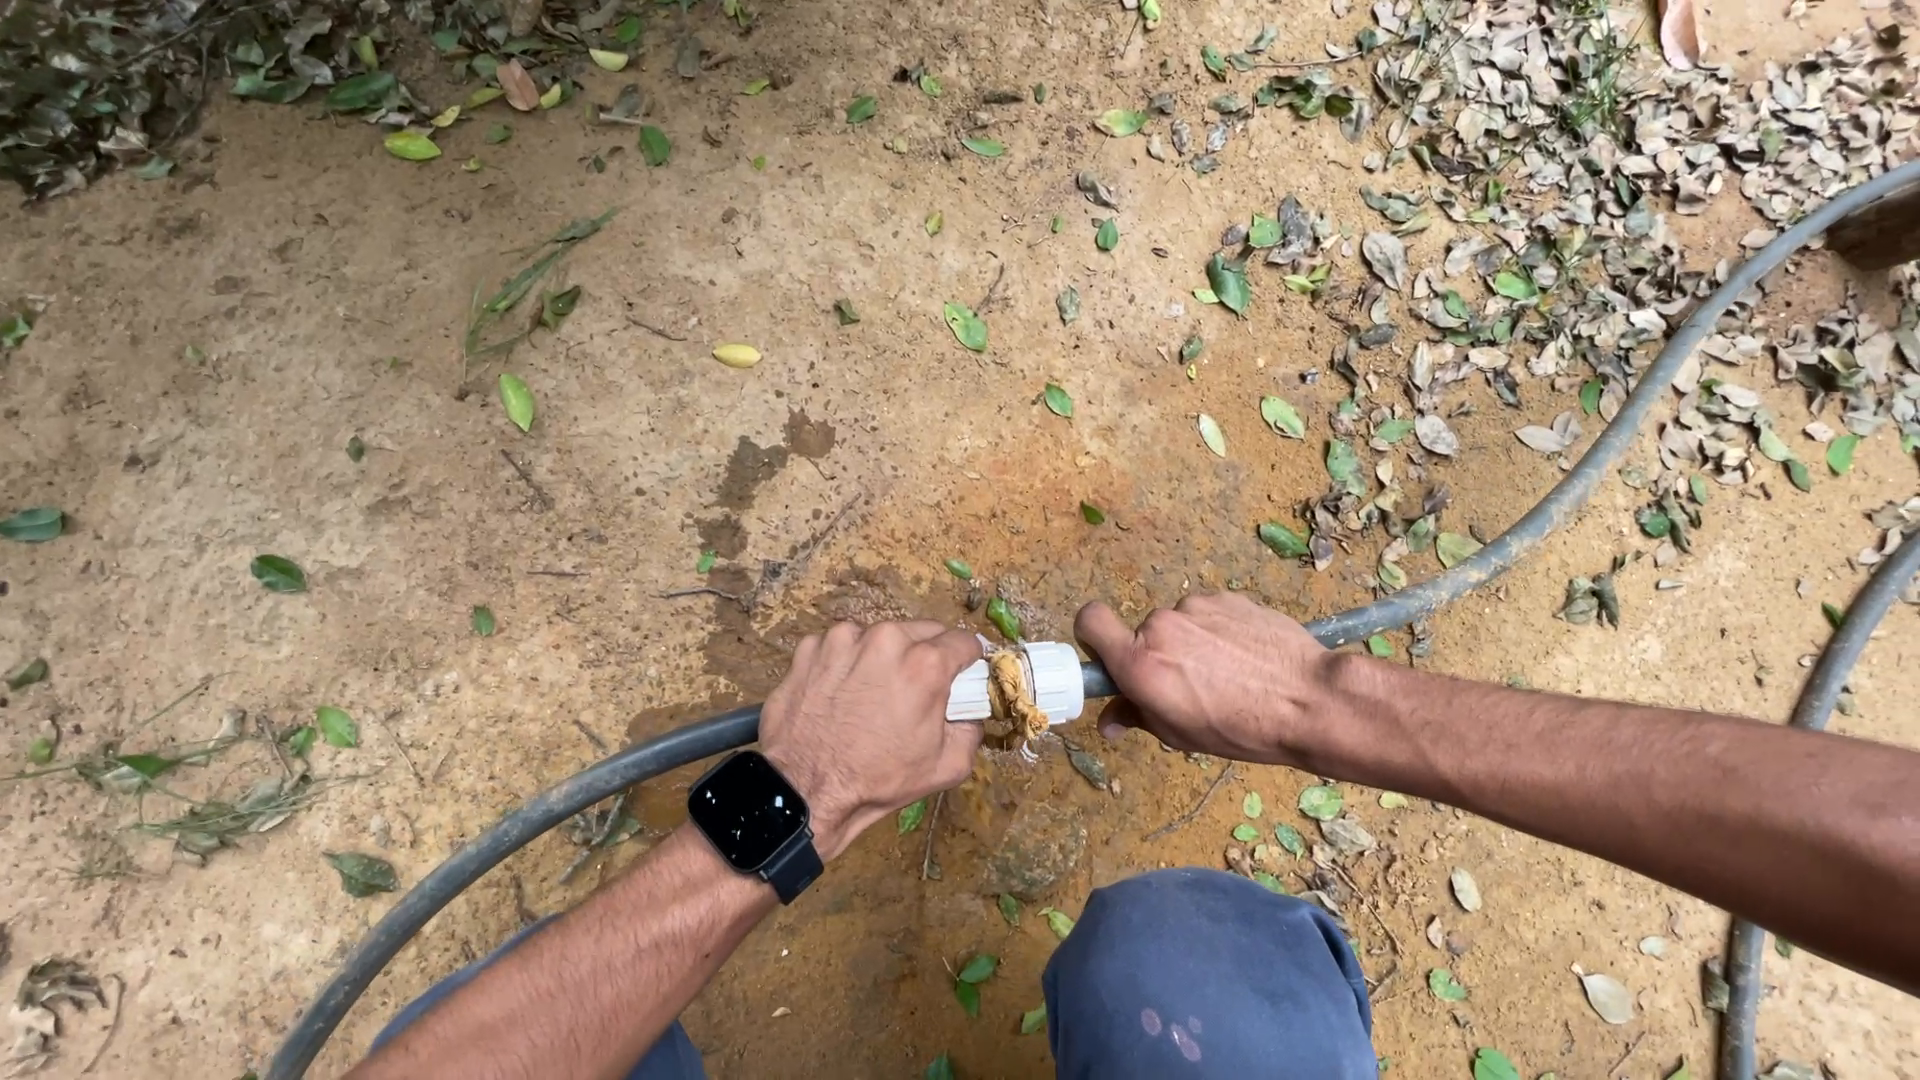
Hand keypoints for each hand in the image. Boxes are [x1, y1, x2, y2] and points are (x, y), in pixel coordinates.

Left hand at [757, 621, 982, 860]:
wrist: (805, 791)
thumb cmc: (878, 781)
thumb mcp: (948, 766)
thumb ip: (971, 728)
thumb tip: (969, 710)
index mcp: (925, 664)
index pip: (964, 641)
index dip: (966, 660)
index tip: (960, 674)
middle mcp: (886, 639)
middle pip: (923, 632)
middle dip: (926, 655)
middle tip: (914, 688)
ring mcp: (843, 639)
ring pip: (880, 636)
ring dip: (883, 656)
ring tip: (871, 692)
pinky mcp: (810, 647)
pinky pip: (841, 646)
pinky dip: (846, 662)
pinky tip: (840, 692)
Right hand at [1074, 593, 1339, 766]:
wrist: (1310, 701)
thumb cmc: (1239, 729)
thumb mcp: (1179, 735)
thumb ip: (1136, 717)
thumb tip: (1108, 722)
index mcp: (1139, 662)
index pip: (1088, 620)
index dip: (1093, 636)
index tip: (1111, 655)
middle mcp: (1160, 626)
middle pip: (1142, 632)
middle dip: (1158, 653)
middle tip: (1189, 684)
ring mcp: (1196, 606)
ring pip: (1179, 623)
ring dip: (1192, 643)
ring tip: (1228, 672)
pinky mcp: (1228, 597)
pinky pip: (1209, 613)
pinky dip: (1219, 631)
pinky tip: (1246, 655)